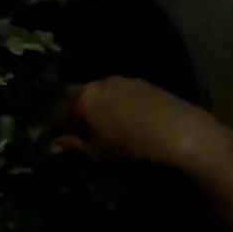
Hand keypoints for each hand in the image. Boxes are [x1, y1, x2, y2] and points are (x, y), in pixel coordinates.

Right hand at [54, 77, 232, 171]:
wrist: (178, 131)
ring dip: (97, 109)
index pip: (59, 113)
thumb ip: (73, 145)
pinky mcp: (142, 83)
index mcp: (82, 98)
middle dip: (76, 116)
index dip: (56, 129)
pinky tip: (124, 121)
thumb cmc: (130, 145)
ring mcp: (122, 80)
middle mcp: (98, 83)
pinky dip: (115, 105)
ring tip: (104, 129)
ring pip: (100, 95)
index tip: (58, 142)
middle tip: (81, 135)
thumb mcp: (97, 152)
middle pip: (79, 99)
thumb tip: (54, 145)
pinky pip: (119, 94)